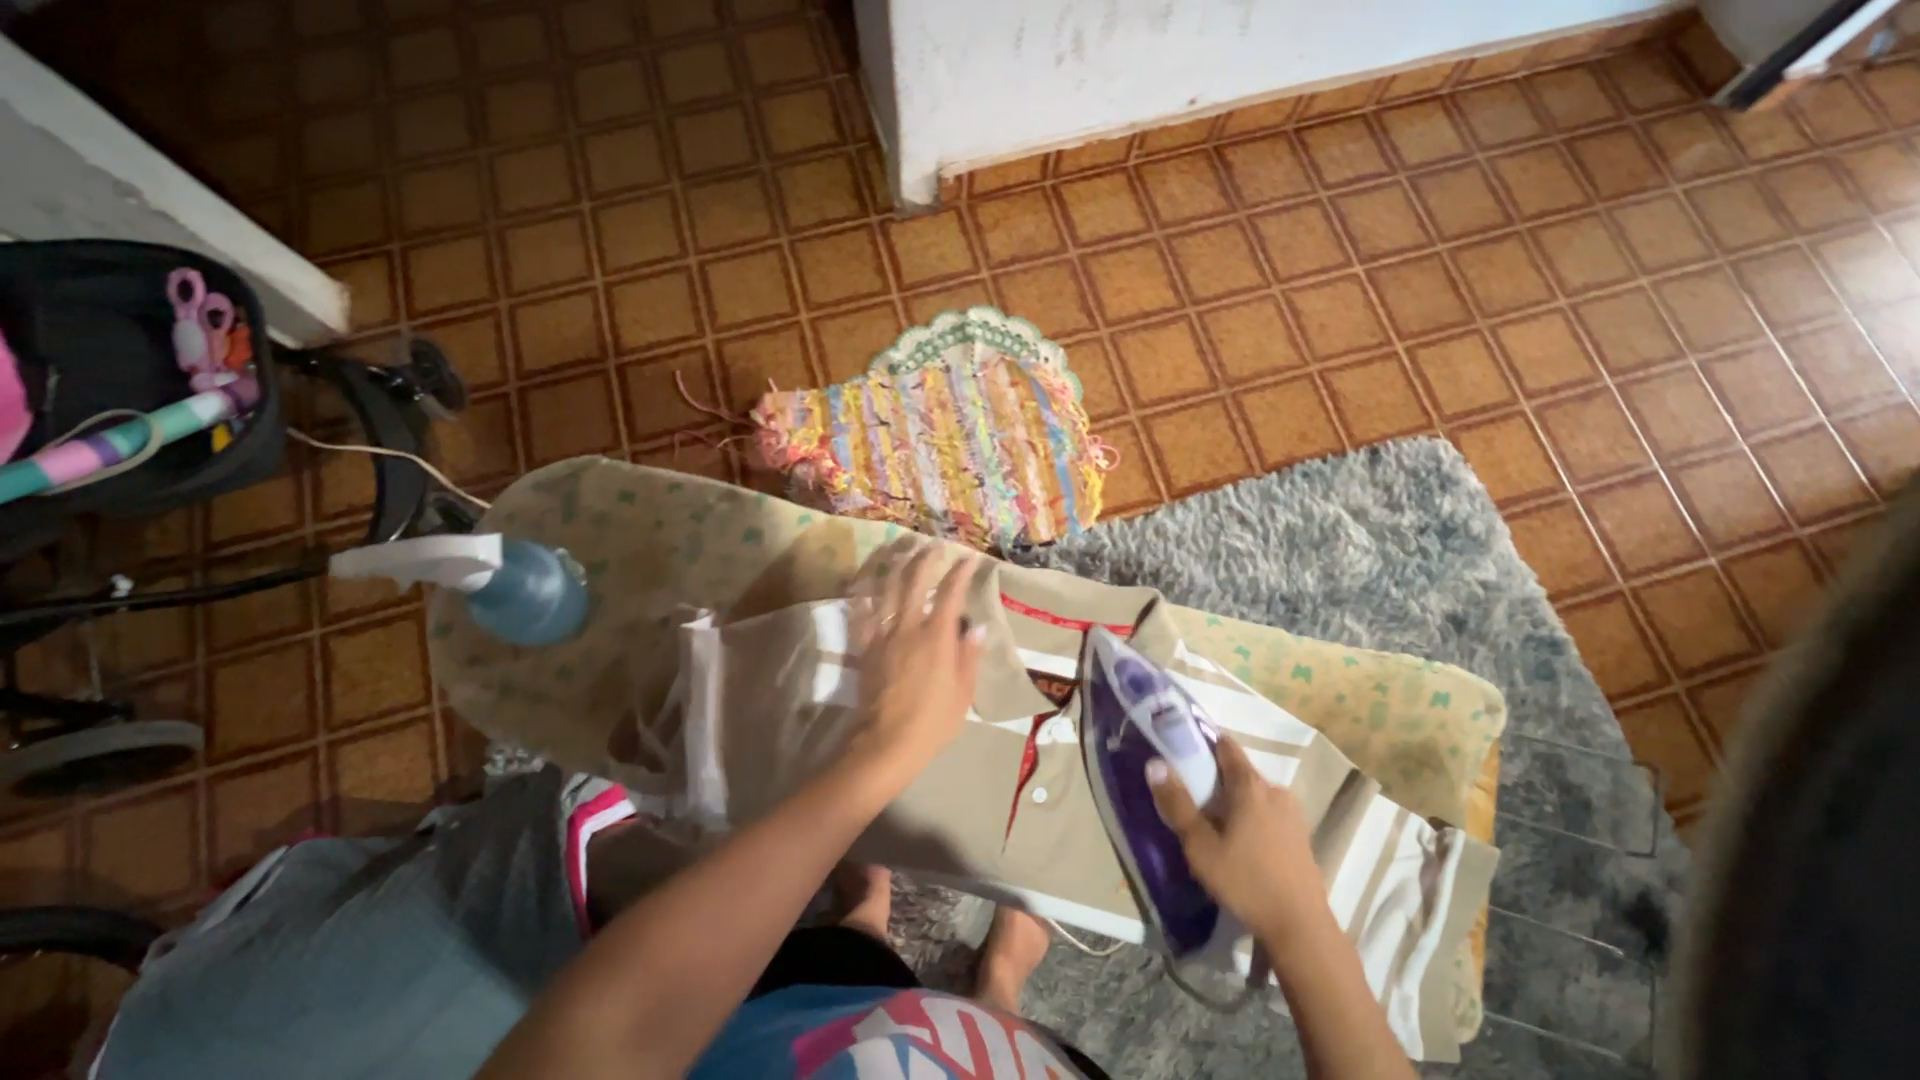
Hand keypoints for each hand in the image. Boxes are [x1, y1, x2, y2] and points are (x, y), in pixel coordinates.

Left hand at [844, 539, 986, 784]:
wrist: (886, 743)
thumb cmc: (932, 722)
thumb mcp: (963, 693)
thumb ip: (968, 656)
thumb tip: (977, 627)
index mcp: (937, 637)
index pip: (950, 593)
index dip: (960, 572)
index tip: (968, 559)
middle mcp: (908, 627)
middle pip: (915, 581)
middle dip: (926, 558)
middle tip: (934, 546)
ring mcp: (882, 635)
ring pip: (885, 588)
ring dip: (895, 565)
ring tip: (902, 550)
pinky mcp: (864, 647)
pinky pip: (860, 612)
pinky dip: (862, 592)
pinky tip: (864, 580)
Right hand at [1148, 735, 1330, 953]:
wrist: (1300, 926)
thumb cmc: (1245, 881)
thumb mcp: (1200, 846)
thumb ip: (1177, 804)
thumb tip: (1155, 764)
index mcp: (1250, 786)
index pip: (1226, 746)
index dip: (1204, 742)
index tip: (1182, 748)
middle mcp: (1275, 791)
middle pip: (1240, 772)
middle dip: (1216, 778)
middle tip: (1191, 796)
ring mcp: (1292, 813)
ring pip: (1255, 795)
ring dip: (1235, 801)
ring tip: (1212, 824)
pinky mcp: (1300, 835)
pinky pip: (1268, 813)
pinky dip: (1251, 817)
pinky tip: (1240, 843)